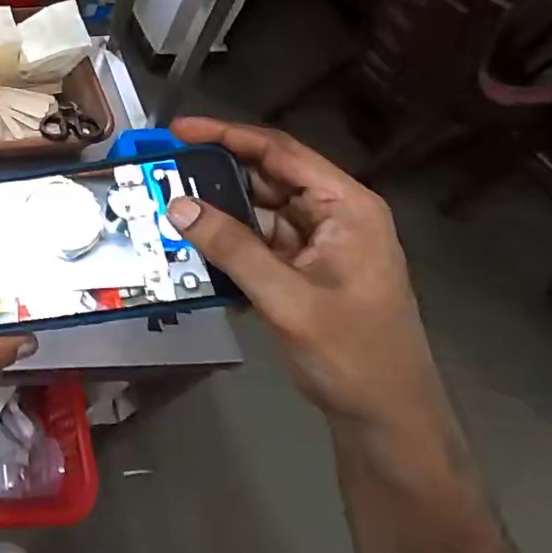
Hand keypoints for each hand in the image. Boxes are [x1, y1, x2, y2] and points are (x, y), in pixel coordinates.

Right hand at [164, 117, 444, 431]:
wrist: (386, 421)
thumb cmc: (353, 355)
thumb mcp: (287, 299)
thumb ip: (232, 248)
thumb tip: (177, 206)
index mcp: (346, 207)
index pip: (281, 153)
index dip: (228, 136)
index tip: (180, 131)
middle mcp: (333, 215)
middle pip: (266, 178)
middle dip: (216, 174)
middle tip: (165, 172)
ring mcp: (318, 243)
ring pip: (258, 210)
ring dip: (218, 211)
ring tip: (168, 207)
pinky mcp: (302, 269)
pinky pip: (257, 242)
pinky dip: (227, 242)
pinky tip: (193, 245)